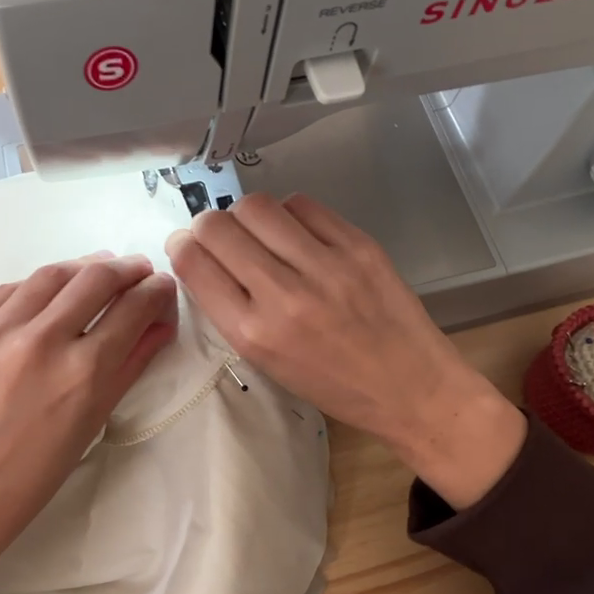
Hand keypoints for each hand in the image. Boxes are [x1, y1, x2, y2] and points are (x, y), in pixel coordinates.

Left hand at [0, 254, 177, 593]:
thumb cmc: (26, 482)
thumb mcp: (89, 427)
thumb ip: (129, 368)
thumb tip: (160, 324)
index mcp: (80, 375)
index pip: (132, 309)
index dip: (156, 291)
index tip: (163, 286)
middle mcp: (38, 342)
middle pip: (95, 278)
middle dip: (126, 269)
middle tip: (138, 271)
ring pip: (50, 275)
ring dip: (82, 268)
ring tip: (98, 271)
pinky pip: (6, 293)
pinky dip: (36, 287)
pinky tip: (48, 294)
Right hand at [166, 193, 524, 508]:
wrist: (413, 388)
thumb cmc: (335, 387)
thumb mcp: (267, 364)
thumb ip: (232, 311)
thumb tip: (205, 259)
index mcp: (253, 334)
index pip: (193, 263)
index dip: (180, 246)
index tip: (186, 246)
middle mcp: (284, 296)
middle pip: (218, 227)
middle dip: (207, 226)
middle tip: (219, 236)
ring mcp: (325, 266)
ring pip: (258, 206)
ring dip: (246, 214)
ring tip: (260, 232)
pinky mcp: (358, 246)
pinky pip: (304, 205)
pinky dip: (290, 213)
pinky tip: (297, 233)